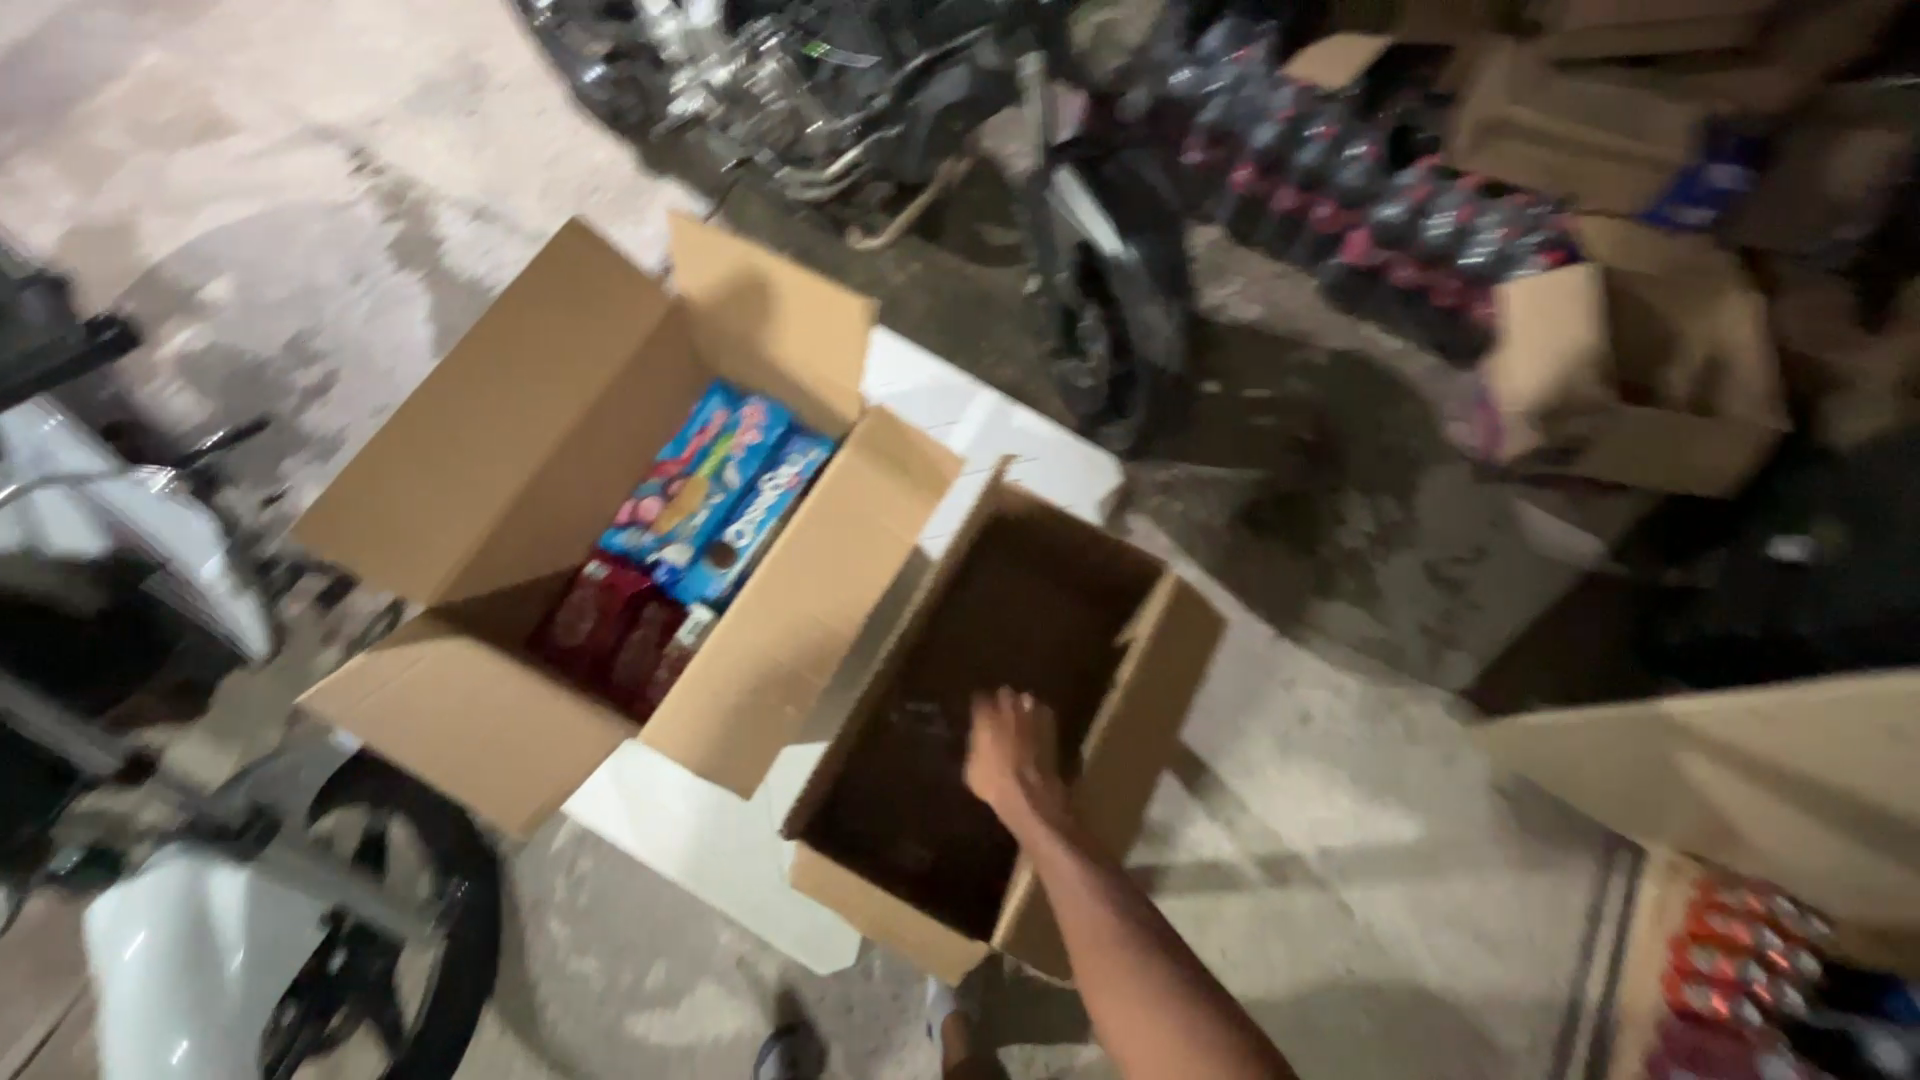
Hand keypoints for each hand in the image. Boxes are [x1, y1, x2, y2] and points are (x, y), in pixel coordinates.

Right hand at [966, 688, 1067, 824]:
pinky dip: (1040, 716)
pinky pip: (1044, 711)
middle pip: (1004, 692)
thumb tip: (978, 744)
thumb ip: (974, 748)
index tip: (980, 713)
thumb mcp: (970, 769)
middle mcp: (1007, 709)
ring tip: (1023, 717)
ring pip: (1026, 698)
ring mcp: (1030, 714)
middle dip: (1003, 700)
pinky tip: (1038, 726)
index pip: (979, 699)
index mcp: (984, 717)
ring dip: (1023, 706)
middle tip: (1002, 712)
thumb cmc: (993, 782)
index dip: (980, 706)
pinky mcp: (1050, 724)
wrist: (1028, 791)